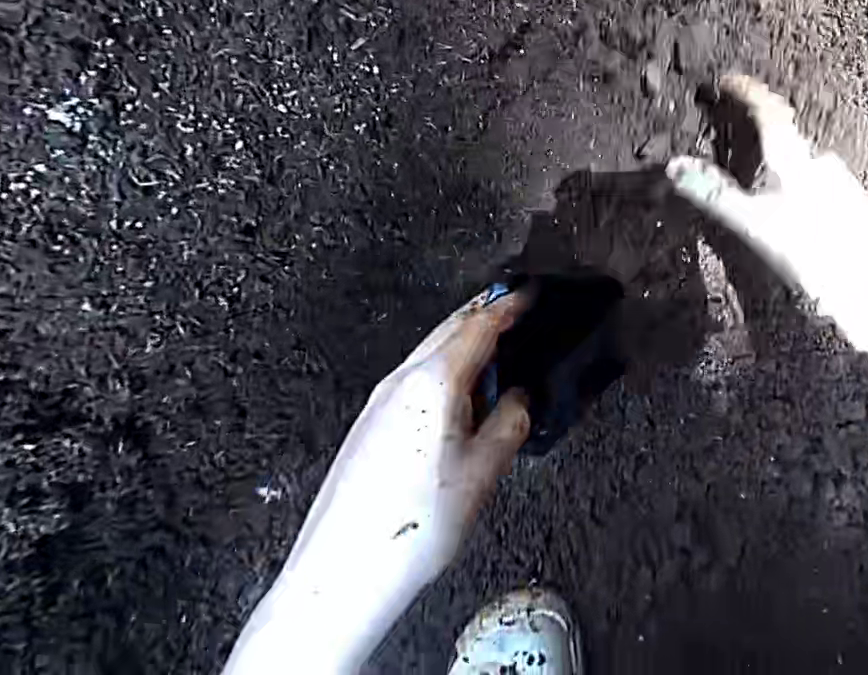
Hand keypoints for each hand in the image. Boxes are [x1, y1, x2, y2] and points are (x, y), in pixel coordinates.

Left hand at [224, 287, 531, 673]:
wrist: (339, 576)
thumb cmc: (410, 526)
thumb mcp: (484, 471)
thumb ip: (511, 422)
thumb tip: (519, 398)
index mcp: (434, 382)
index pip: (480, 326)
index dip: (510, 305)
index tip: (528, 293)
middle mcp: (402, 381)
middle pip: (451, 327)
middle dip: (485, 310)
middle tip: (513, 306)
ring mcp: (381, 399)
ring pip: (430, 347)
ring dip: (463, 335)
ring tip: (491, 343)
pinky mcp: (370, 421)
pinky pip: (415, 370)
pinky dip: (444, 361)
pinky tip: (456, 386)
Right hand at [666, 75, 867, 358]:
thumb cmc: (813, 252)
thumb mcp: (754, 225)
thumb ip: (715, 194)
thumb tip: (675, 165)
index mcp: (794, 158)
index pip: (768, 111)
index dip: (747, 92)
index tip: (728, 81)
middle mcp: (822, 162)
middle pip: (787, 137)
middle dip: (763, 133)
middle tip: (740, 134)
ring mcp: (843, 183)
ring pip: (805, 164)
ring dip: (784, 165)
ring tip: (765, 185)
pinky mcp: (858, 206)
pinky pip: (821, 186)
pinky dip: (802, 189)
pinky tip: (800, 216)